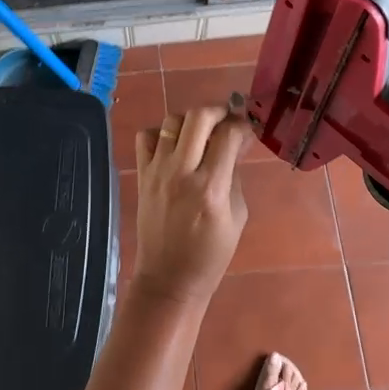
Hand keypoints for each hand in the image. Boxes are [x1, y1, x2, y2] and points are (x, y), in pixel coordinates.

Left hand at [131, 95, 250, 307]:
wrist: (168, 278)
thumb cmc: (211, 255)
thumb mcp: (237, 216)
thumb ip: (234, 175)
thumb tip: (237, 143)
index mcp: (211, 188)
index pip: (228, 135)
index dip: (241, 124)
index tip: (247, 126)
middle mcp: (182, 172)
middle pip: (198, 117)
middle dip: (218, 111)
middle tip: (226, 120)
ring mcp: (157, 171)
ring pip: (171, 121)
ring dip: (190, 121)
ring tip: (200, 134)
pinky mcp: (141, 175)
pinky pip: (146, 137)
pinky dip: (160, 133)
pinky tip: (172, 146)